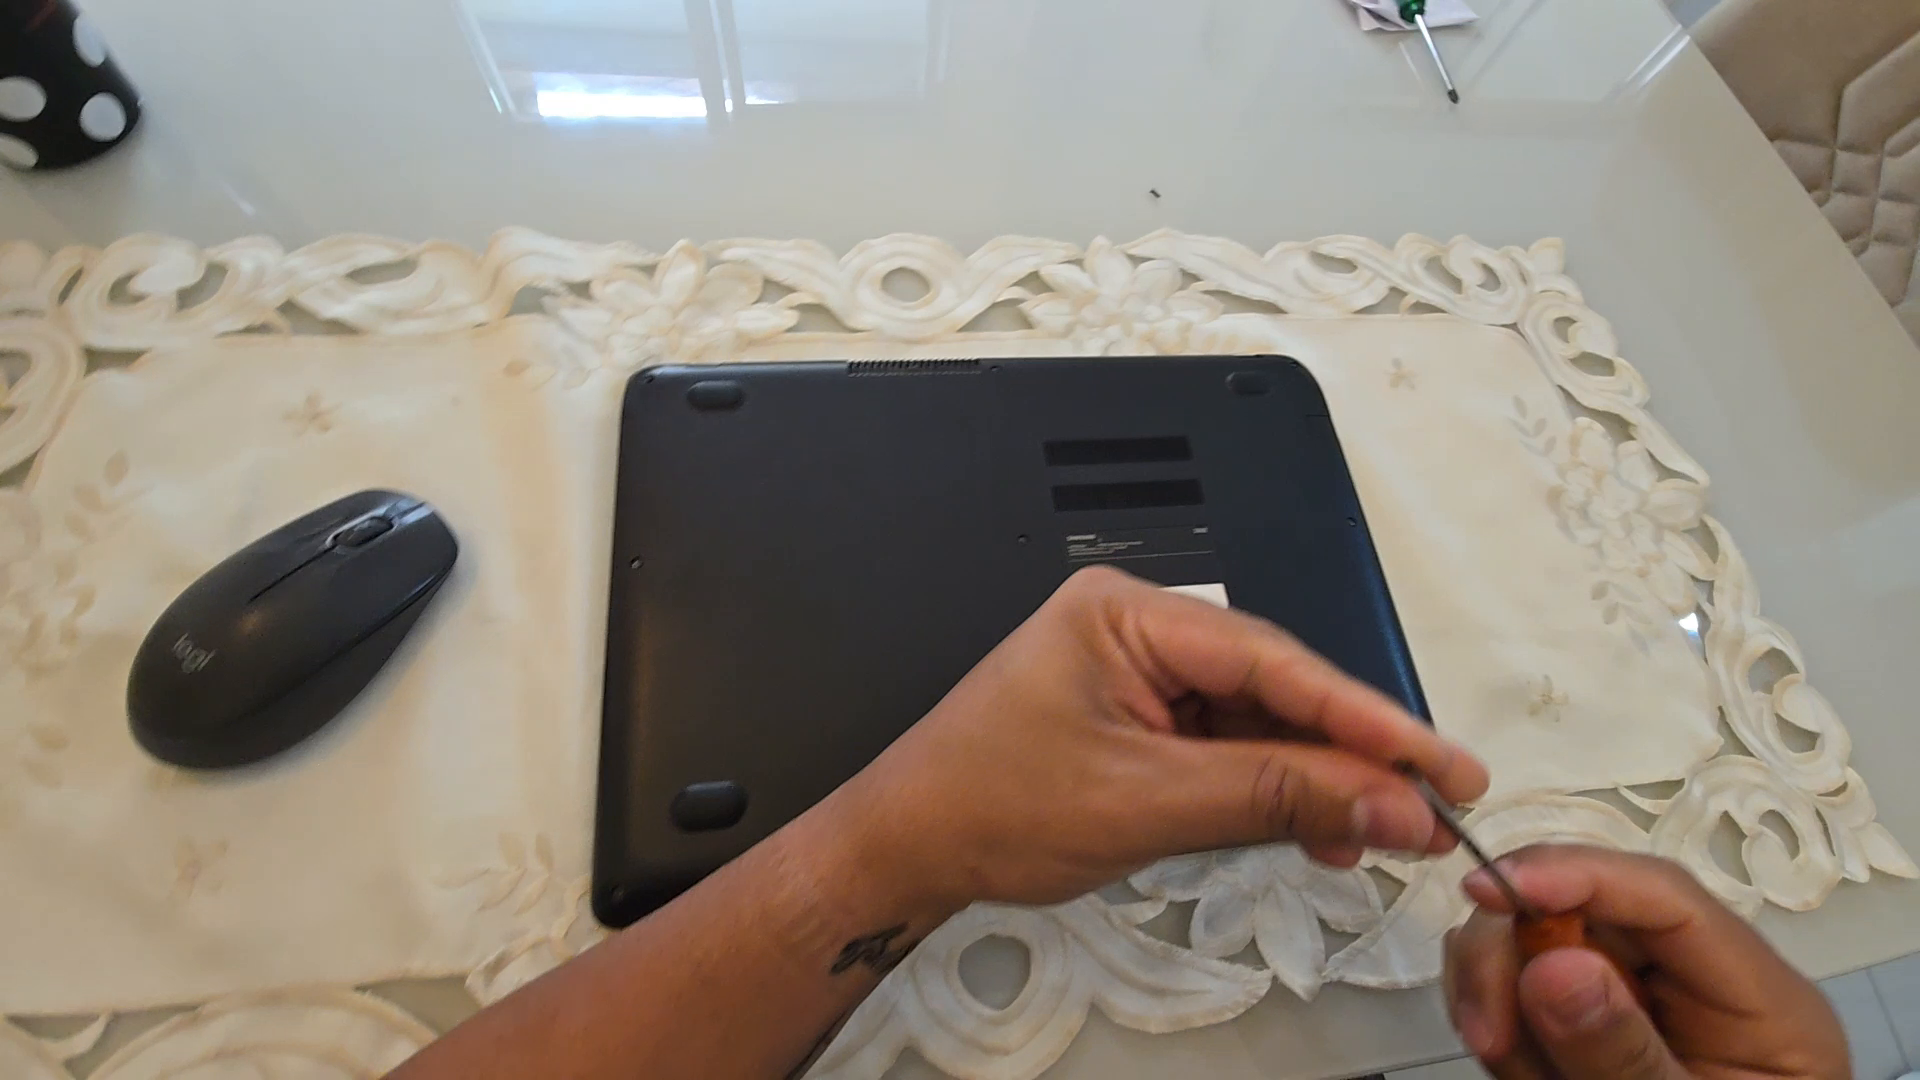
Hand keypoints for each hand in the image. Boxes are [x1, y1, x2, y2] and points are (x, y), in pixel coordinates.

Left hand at [811, 565, 1488, 916]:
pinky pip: (1215, 739)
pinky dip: (1262, 784)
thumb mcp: (1144, 803)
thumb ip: (1274, 797)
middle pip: (1265, 682)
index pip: (1268, 658)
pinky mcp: (1130, 709)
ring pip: (1248, 716)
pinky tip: (1307, 824)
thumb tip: (1394, 804)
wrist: (913, 840)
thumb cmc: (996, 805)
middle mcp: (1132, 624)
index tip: (1446, 765)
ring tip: (1371, 834)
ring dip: (1308, 776)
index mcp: (1123, 611)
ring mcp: (1131, 668)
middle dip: (1343, 751)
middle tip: (1427, 810)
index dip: (1366, 716)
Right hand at [1444, 845, 1848, 1079]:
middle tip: (1484, 1035)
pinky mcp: (1572, 987)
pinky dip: (1484, 1000)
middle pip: (1570, 904)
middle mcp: (1681, 966)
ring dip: (1489, 986)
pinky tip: (1506, 1056)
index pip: (1661, 893)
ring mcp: (1623, 974)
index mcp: (1753, 995)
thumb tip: (1551, 967)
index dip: (1569, 874)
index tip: (1482, 892)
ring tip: (1500, 1059)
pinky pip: (1503, 959)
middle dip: (1506, 954)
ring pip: (1520, 925)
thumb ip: (1626, 1056)